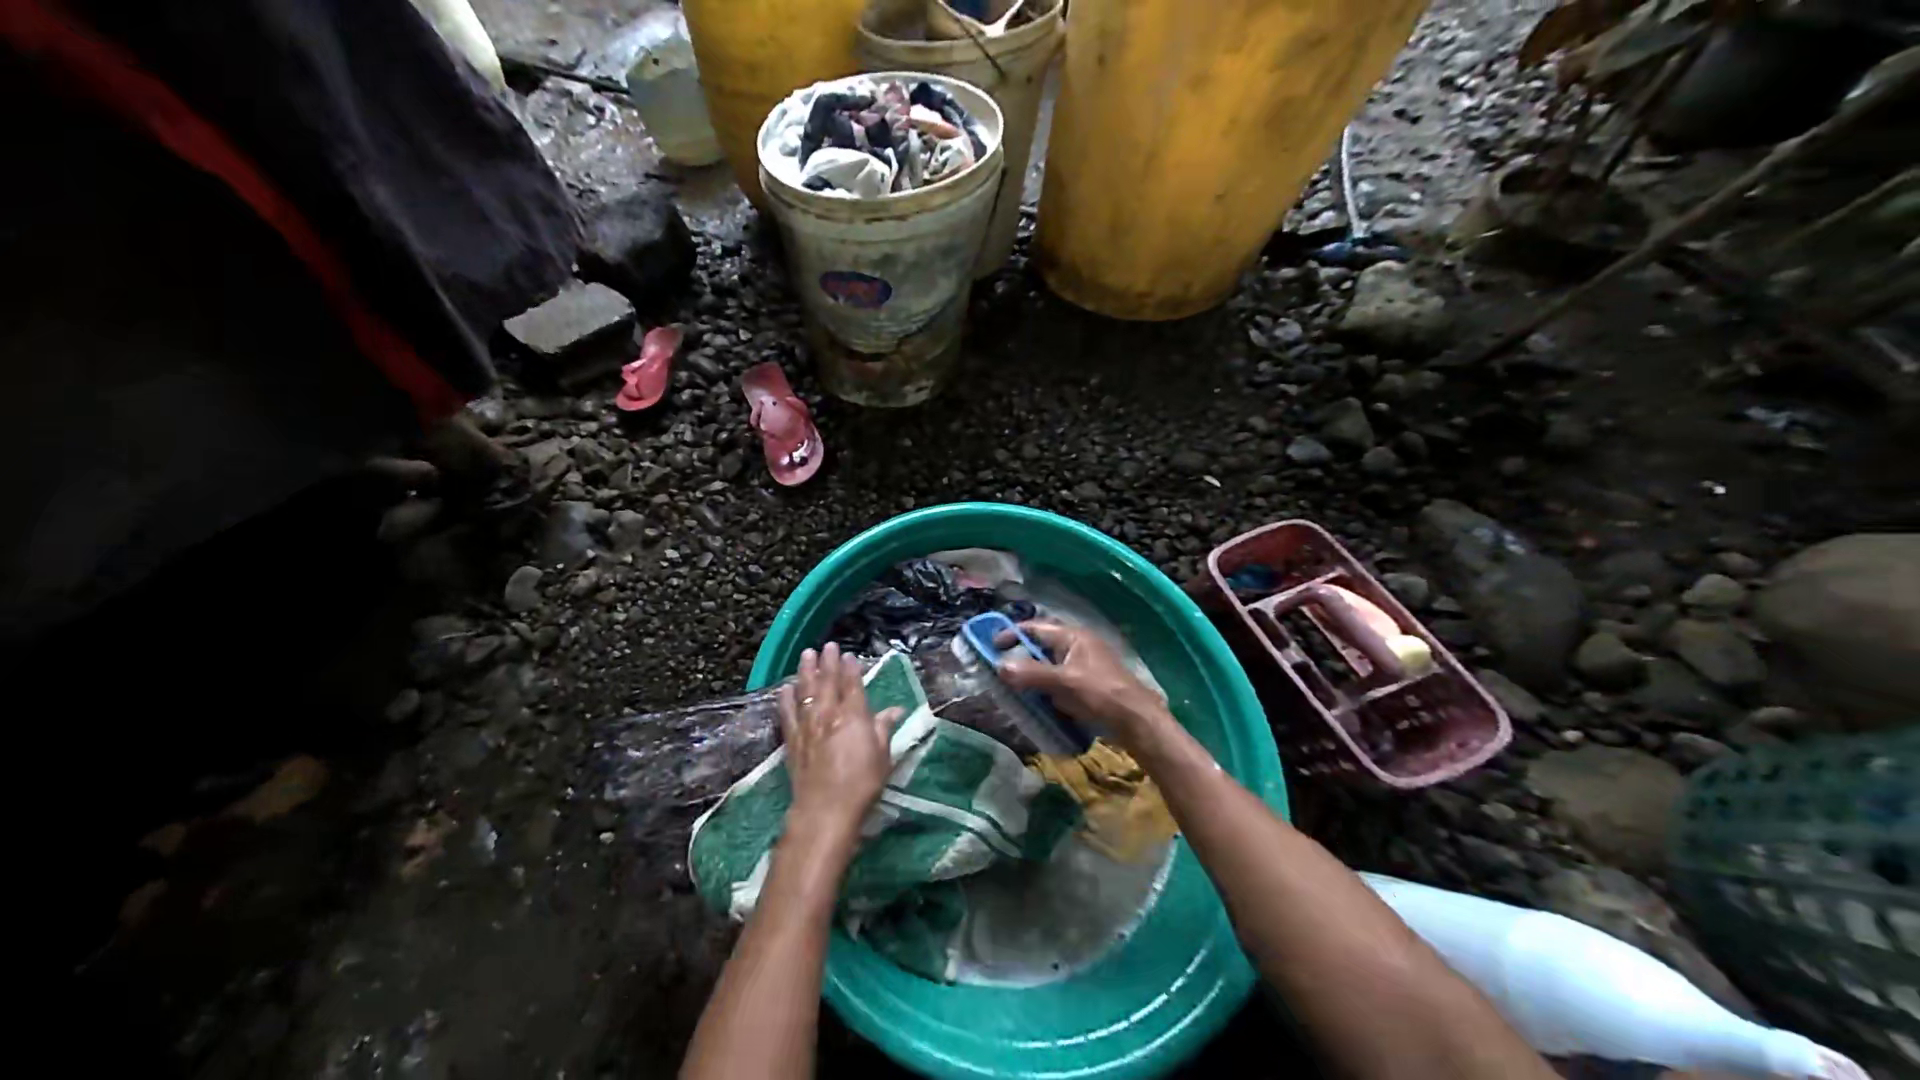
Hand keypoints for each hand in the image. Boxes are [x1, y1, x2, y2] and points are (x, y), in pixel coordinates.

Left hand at [778, 643, 901, 852]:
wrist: (825, 810)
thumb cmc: (862, 784)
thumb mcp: (883, 756)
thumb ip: (884, 729)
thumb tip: (895, 710)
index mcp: (854, 716)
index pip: (852, 685)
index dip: (851, 668)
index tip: (850, 655)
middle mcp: (829, 714)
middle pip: (828, 682)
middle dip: (828, 662)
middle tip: (828, 645)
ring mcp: (808, 726)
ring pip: (806, 691)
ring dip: (806, 671)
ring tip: (807, 654)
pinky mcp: (792, 741)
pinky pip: (787, 713)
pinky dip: (786, 698)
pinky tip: (785, 688)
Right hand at [996, 620, 1172, 750]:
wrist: (1136, 721)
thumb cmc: (1101, 694)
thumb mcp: (1064, 682)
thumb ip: (1031, 674)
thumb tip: (1000, 666)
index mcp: (1073, 637)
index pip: (1035, 627)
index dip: (1012, 634)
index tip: (992, 647)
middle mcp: (1078, 646)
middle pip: (1041, 646)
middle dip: (1020, 658)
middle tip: (1000, 671)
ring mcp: (1084, 666)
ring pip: (1049, 666)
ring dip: (1032, 676)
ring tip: (1014, 689)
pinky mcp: (1087, 685)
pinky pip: (1058, 682)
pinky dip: (1045, 689)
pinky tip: (1037, 702)